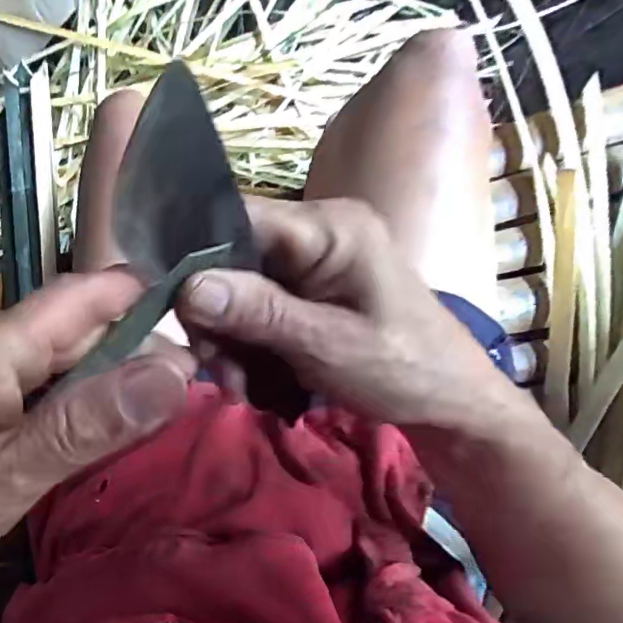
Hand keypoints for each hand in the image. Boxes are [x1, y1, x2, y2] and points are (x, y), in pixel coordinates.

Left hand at [0, 270, 196, 616]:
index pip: (90, 295)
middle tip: (212, 391)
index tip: (213, 335)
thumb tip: (175, 373)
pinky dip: (88, 408)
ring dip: (121, 382)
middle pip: (84, 328)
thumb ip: (88, 424)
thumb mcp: (5, 476)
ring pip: (68, 364)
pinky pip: (46, 394)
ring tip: (180, 413)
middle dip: (147, 349)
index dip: (152, 302)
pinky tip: (116, 436)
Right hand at [177, 197, 538, 437]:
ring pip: (236, 293)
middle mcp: (315, 235)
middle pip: (231, 259)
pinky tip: (254, 384)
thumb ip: (261, 313)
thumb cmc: (405, 370)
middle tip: (221, 373)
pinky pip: (255, 314)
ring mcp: (310, 267)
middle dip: (215, 319)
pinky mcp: (306, 298)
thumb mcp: (330, 345)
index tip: (173, 312)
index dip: (196, 257)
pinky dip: (247, 350)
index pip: (238, 216)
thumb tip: (187, 288)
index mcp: (330, 227)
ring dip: (229, 344)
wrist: (449, 405)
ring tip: (242, 389)